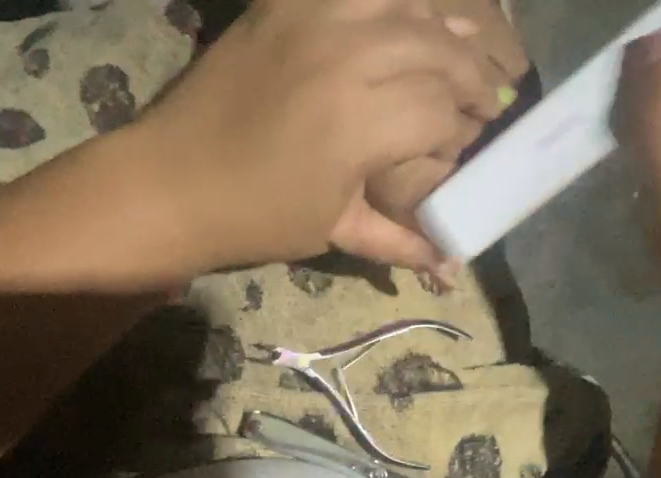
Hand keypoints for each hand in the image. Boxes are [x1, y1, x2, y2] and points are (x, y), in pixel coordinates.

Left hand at [136, 0, 503, 270]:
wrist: (169, 183)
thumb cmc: (251, 219)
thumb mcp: (329, 230)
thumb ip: (396, 237)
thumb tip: (450, 268)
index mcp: (359, 122)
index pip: (441, 111)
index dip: (464, 131)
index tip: (470, 144)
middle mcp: (347, 54)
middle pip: (438, 46)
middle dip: (473, 73)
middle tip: (491, 93)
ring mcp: (315, 17)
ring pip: (409, 0)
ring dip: (448, 21)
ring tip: (470, 44)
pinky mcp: (288, 1)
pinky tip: (414, 13)